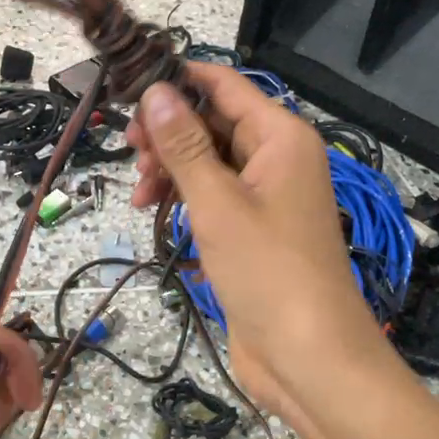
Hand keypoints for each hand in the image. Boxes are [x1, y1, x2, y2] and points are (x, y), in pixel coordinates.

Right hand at [126, 63, 395, 434]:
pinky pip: (211, 191)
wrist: (311, 358)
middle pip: (211, 120)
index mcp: (280, 136)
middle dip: (167, 132)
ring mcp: (265, 192)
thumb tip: (155, 90)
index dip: (176, 80)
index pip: (222, 84)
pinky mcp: (252, 225)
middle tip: (129, 152)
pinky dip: (181, 195)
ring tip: (140, 194)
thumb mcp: (217, 203)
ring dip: (169, 167)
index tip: (127, 89)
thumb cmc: (268, 272)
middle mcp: (275, 155)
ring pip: (206, 157)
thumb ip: (183, 144)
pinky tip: (154, 211)